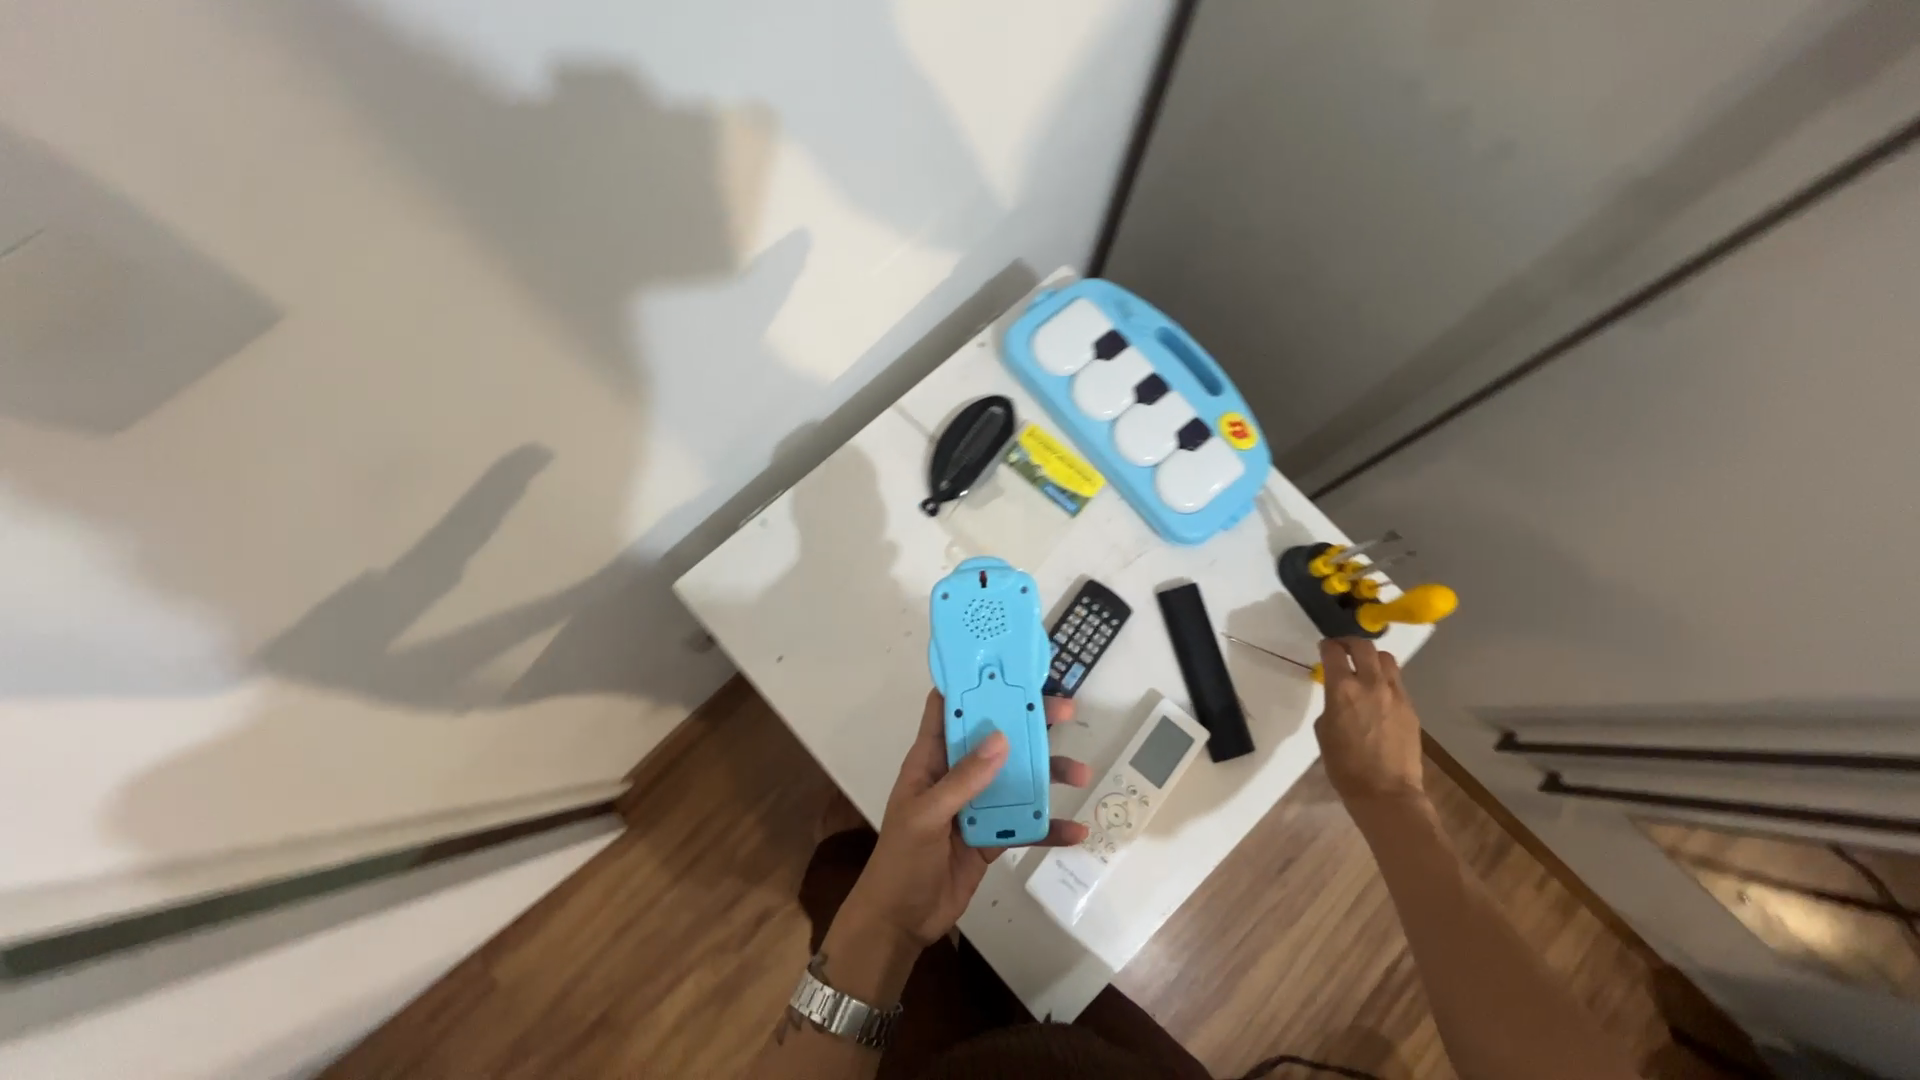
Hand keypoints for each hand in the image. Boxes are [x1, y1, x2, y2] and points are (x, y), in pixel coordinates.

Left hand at [842, 689, 1091, 947]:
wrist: (901, 921)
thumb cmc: (902, 860)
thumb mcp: (927, 816)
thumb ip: (964, 780)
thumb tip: (1002, 738)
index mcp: (930, 760)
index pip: (948, 710)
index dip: (972, 685)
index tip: (1006, 667)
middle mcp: (956, 775)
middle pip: (994, 738)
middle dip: (1028, 723)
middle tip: (1066, 711)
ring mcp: (975, 806)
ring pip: (1016, 779)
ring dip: (1047, 775)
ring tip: (1080, 773)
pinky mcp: (991, 836)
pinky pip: (1024, 824)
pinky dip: (1048, 827)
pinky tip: (1075, 831)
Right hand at [1313, 637, 1426, 806]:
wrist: (1385, 791)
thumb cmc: (1344, 765)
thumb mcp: (1324, 730)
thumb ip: (1331, 704)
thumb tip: (1340, 697)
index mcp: (1342, 689)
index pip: (1333, 652)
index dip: (1326, 646)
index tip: (1324, 648)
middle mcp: (1371, 684)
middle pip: (1363, 646)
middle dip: (1350, 643)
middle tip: (1342, 649)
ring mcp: (1395, 694)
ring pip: (1386, 659)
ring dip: (1372, 658)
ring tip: (1364, 668)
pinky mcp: (1410, 707)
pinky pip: (1397, 682)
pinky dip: (1385, 680)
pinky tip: (1378, 694)